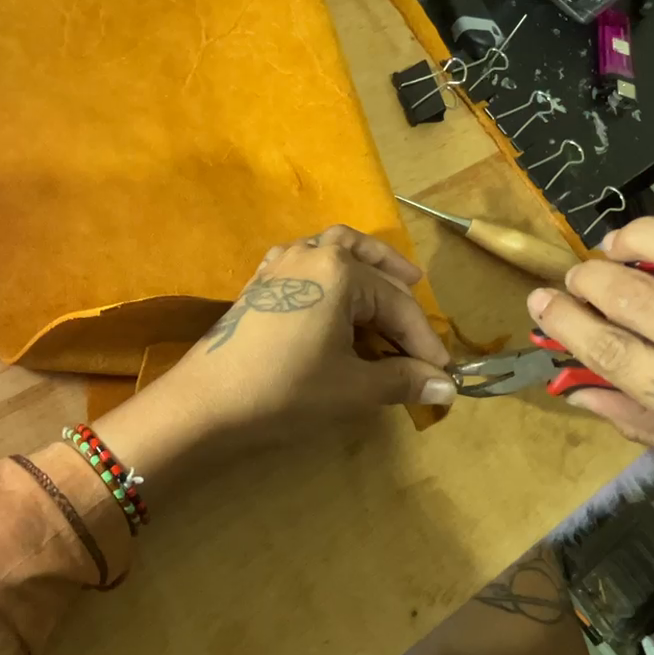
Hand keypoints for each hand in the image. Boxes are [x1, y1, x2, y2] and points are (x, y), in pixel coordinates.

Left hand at [93, 227, 453, 493]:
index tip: (444, 375)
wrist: (205, 403)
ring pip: (334, 250)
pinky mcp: (258, 283)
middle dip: (399, 302)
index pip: (397, 306)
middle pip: (370, 271)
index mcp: (340, 271)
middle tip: (419, 332)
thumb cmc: (284, 391)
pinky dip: (327, 270)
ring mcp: (279, 265)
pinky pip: (302, 262)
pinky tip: (329, 292)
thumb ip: (402, 380)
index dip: (424, 343)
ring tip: (390, 284)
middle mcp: (311, 255)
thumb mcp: (351, 388)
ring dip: (366, 267)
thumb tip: (448, 386)